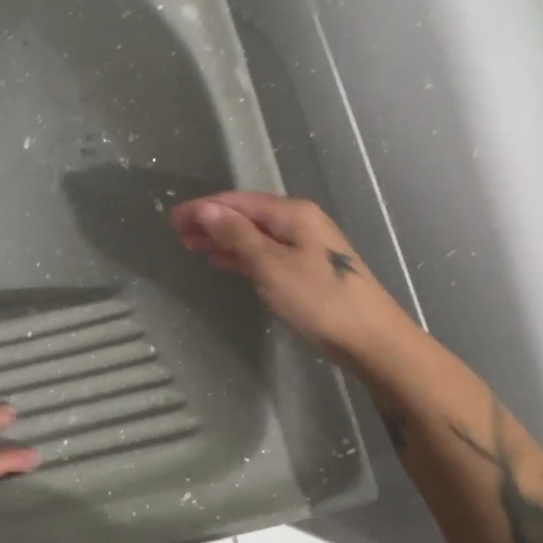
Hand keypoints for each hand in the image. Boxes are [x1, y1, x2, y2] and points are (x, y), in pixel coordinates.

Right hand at [169, 191, 414, 357]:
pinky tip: (221, 261)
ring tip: (190, 246)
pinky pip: (263, 252)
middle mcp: (299, 223)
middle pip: (245, 216)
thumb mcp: (270, 264)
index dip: (202, 208)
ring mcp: (304, 246)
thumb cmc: (318, 298)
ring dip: (221, 238)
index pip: (237, 202)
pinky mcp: (305, 269)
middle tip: (176, 233)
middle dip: (209, 222)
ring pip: (252, 235)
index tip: (172, 218)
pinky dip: (239, 254)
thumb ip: (236, 235)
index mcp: (292, 214)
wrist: (371, 339)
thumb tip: (205, 209)